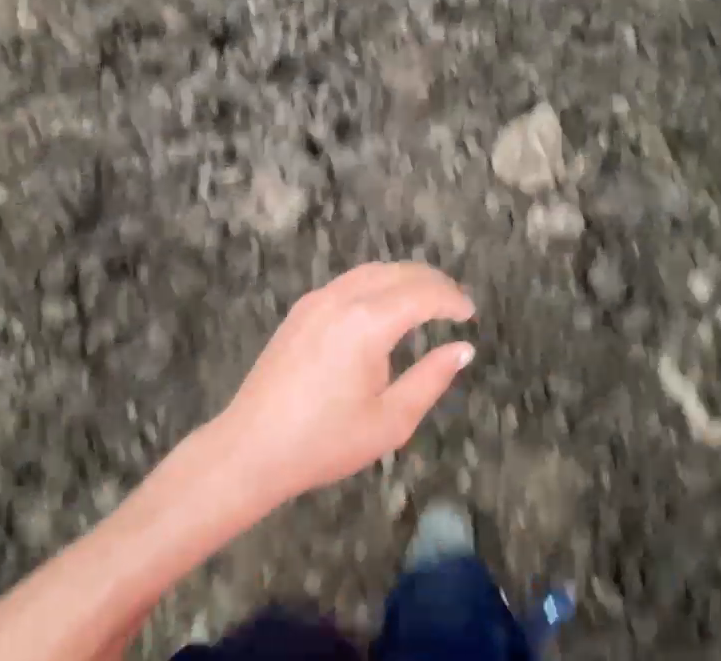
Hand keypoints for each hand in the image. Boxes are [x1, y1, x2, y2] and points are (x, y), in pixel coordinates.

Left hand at [211, 262, 476, 507]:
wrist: (249, 450)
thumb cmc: (324, 442)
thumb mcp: (390, 421)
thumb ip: (431, 379)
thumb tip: (463, 349)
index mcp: (368, 323)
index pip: (424, 294)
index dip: (453, 299)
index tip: (471, 314)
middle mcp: (342, 299)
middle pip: (399, 272)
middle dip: (433, 283)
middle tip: (456, 305)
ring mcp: (316, 301)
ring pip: (372, 271)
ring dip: (405, 279)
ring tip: (428, 302)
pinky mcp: (300, 311)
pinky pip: (349, 282)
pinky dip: (378, 284)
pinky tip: (386, 309)